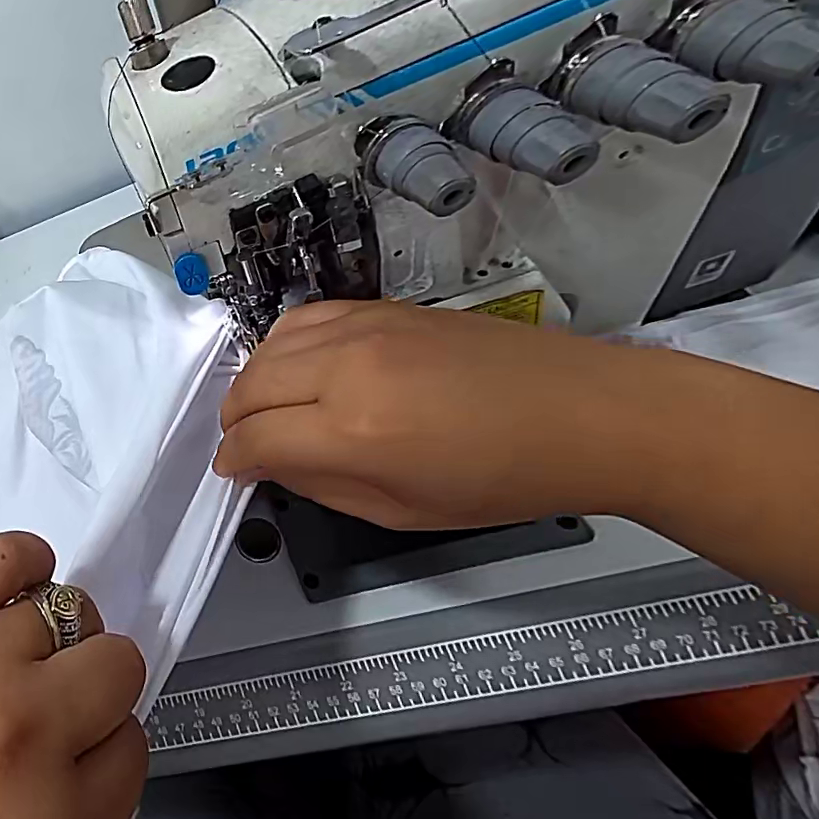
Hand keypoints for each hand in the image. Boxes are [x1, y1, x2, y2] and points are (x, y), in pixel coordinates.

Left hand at [0, 532, 147, 818]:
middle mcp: (21, 734)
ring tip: (24, 655)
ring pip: (72, 609)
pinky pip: (6, 555)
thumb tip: (97, 752)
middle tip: (56, 704)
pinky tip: (18, 584)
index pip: (131, 751)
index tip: (82, 746)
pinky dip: (25, 559)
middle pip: (116, 664)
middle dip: (93, 688)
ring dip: (57, 634)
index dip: (105, 748)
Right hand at [212, 299, 695, 529]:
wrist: (585, 412)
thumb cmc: (504, 477)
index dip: (233, 458)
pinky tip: (294, 365)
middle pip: (249, 386)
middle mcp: (348, 369)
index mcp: (355, 431)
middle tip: (246, 442)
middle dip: (234, 421)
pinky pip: (302, 318)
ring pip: (267, 348)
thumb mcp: (402, 510)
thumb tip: (271, 463)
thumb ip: (320, 485)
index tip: (233, 468)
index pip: (255, 438)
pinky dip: (282, 345)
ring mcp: (363, 328)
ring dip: (253, 382)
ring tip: (266, 407)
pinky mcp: (380, 307)